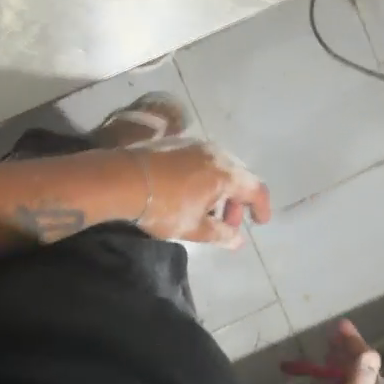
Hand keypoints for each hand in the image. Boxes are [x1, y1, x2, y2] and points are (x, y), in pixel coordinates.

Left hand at [127, 139, 271, 247]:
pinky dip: (204, 178)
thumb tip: (238, 240)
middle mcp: (215, 153)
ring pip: (218, 167)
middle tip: (226, 224)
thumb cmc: (163, 207)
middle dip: (237, 201)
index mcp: (225, 174)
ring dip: (219, 190)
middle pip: (238, 176)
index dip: (261, 207)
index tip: (259, 223)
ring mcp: (194, 145)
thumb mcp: (193, 228)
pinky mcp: (175, 143)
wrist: (122, 179)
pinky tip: (189, 194)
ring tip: (206, 211)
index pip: (256, 189)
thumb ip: (220, 234)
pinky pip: (200, 160)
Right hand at [315, 320, 383, 383]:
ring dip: (337, 364)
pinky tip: (319, 382)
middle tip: (330, 334)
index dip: (353, 342)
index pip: (366, 360)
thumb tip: (370, 352)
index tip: (339, 325)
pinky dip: (330, 381)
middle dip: (346, 349)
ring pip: (348, 380)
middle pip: (359, 368)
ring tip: (324, 351)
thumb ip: (361, 379)